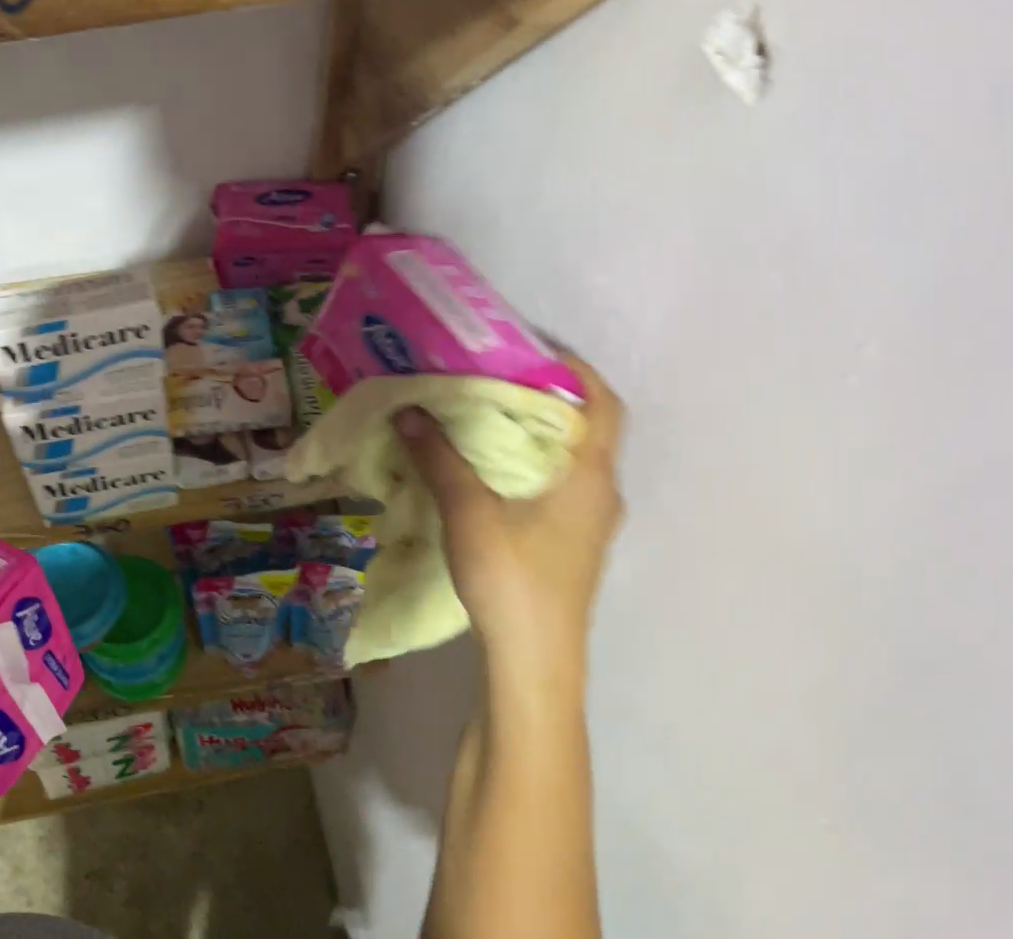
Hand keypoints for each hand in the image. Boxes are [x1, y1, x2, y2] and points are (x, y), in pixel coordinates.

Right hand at [394, 356, 624, 668]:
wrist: (533, 664)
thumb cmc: (512, 579)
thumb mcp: (468, 511)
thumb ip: (439, 458)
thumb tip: (409, 410)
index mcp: (589, 476)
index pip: (603, 403)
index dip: (575, 369)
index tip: (530, 347)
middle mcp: (600, 494)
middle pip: (584, 428)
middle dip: (543, 397)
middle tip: (490, 376)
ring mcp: (587, 524)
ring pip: (568, 461)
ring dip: (533, 434)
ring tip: (482, 416)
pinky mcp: (569, 547)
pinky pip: (556, 488)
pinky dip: (527, 466)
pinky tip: (486, 471)